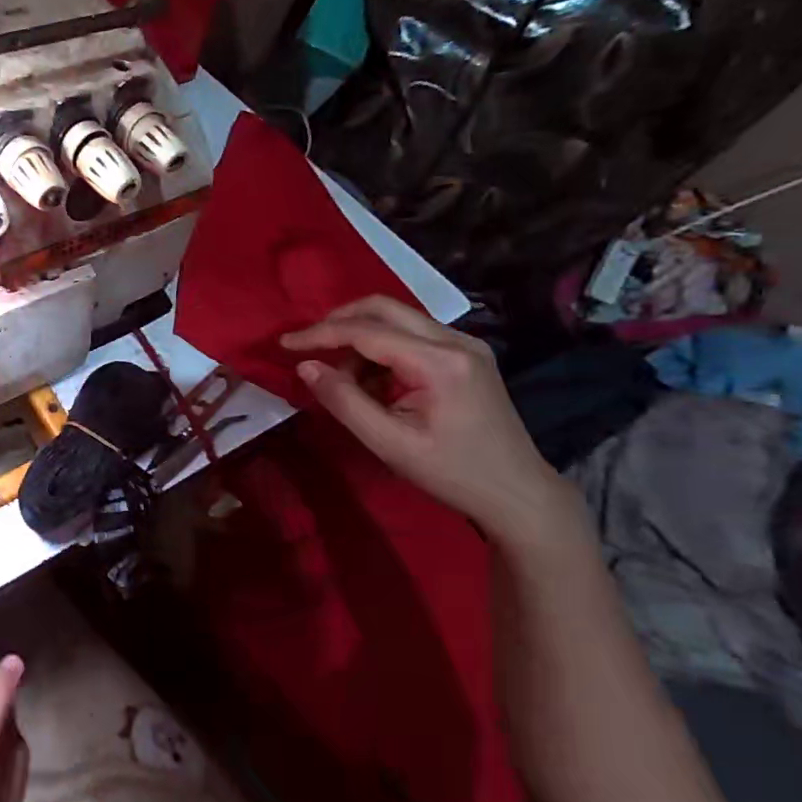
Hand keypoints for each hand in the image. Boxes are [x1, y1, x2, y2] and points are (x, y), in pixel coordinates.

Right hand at [280, 294, 579, 542]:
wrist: (517, 493)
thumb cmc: (452, 473)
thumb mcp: (389, 443)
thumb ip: (344, 401)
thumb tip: (306, 367)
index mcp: (440, 361)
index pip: (367, 331)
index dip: (320, 334)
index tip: (284, 343)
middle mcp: (456, 340)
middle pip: (384, 308)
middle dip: (338, 323)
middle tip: (307, 348)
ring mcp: (466, 344)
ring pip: (397, 320)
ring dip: (360, 340)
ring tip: (344, 381)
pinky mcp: (466, 354)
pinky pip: (412, 336)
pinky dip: (382, 351)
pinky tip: (374, 384)